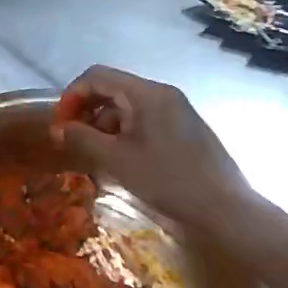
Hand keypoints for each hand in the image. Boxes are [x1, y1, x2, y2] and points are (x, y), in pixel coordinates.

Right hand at [50, 65, 258, 233]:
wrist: (229, 211)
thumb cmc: (168, 180)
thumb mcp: (116, 159)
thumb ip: (81, 137)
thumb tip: (58, 128)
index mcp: (145, 93)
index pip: (96, 77)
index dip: (72, 96)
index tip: (62, 123)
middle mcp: (162, 93)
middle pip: (112, 87)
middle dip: (87, 108)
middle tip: (74, 136)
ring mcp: (177, 108)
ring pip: (128, 103)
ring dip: (105, 120)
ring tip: (98, 150)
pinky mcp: (186, 125)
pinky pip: (146, 115)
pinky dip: (126, 128)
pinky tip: (124, 155)